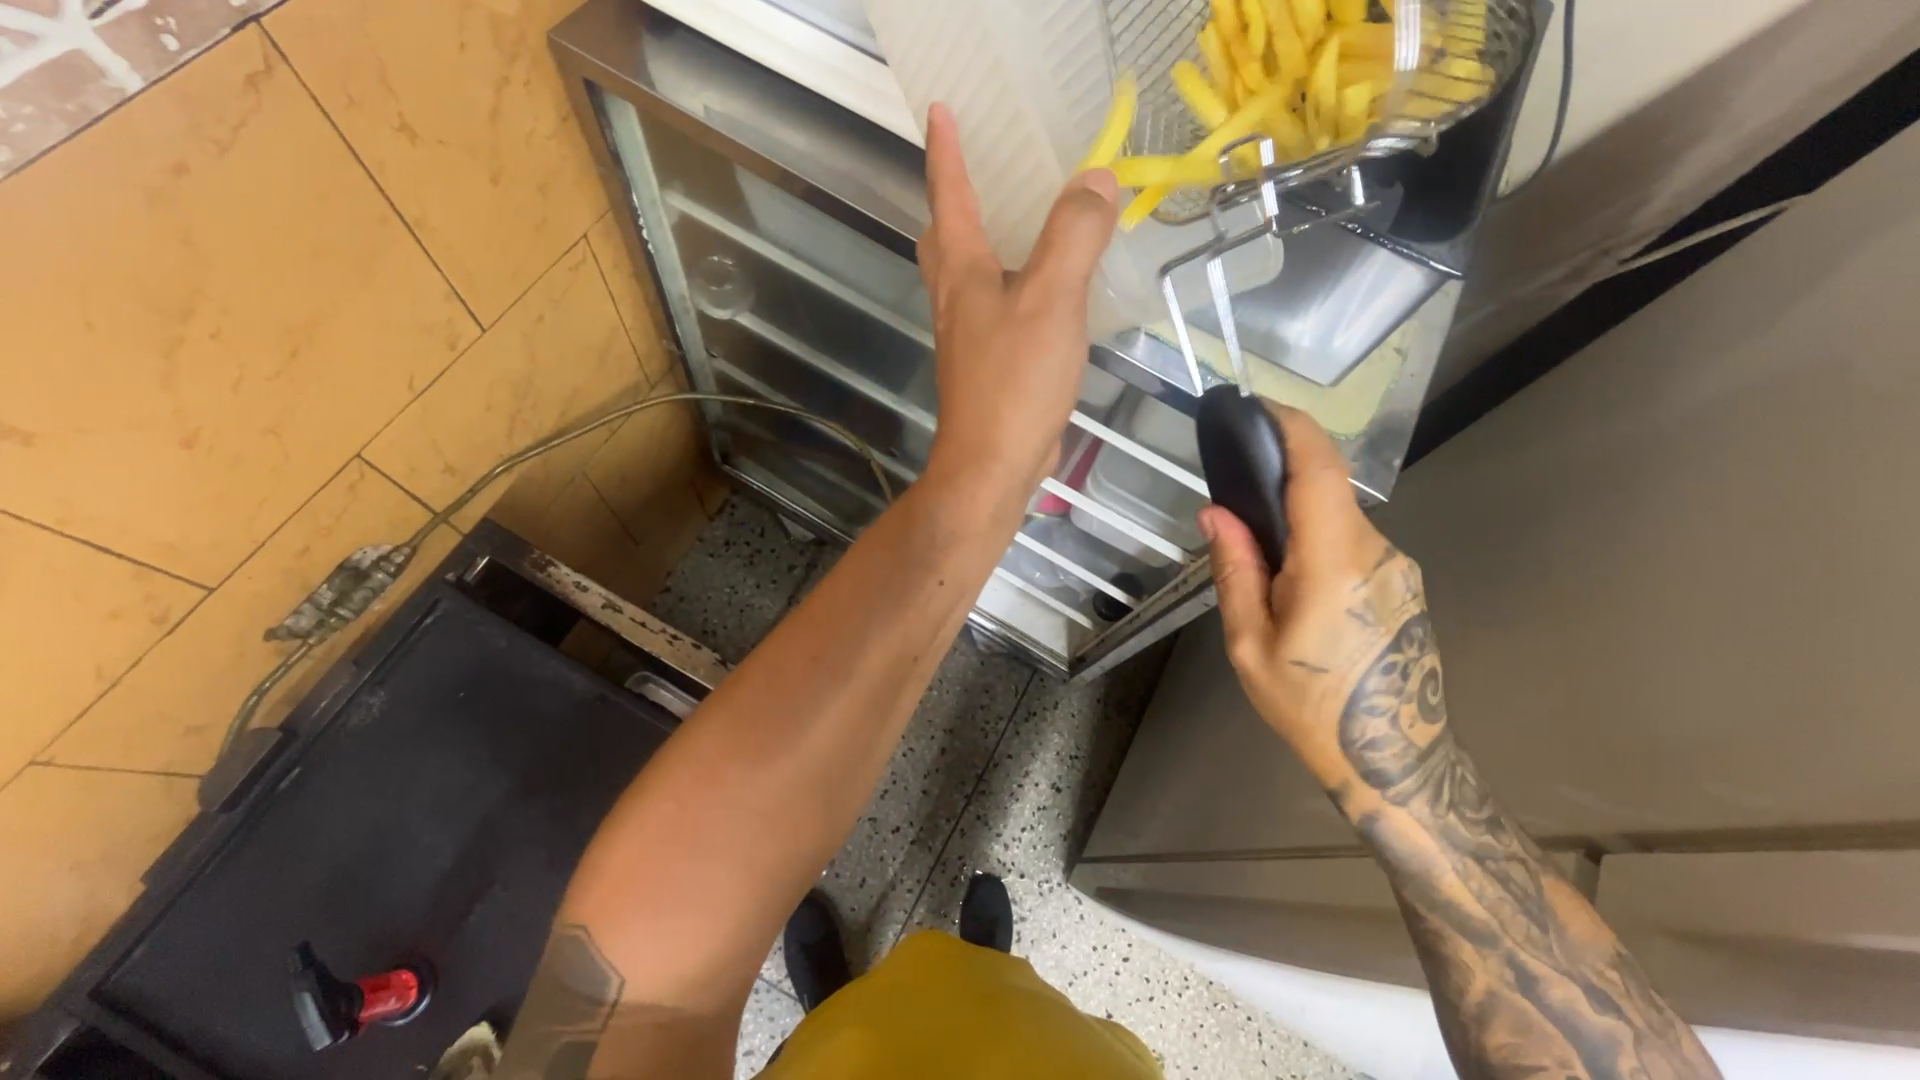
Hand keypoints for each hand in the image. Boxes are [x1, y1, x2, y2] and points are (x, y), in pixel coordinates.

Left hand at [917, 103, 1120, 494]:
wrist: (993, 464)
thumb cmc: (1014, 380)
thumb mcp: (1051, 298)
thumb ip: (1073, 236)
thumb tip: (1095, 180)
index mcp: (961, 271)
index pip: (949, 195)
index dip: (945, 151)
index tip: (941, 111)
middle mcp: (955, 298)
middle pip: (943, 238)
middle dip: (952, 200)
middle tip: (976, 170)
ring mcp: (968, 336)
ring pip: (965, 275)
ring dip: (981, 242)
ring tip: (1016, 221)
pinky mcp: (987, 366)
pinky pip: (994, 308)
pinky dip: (1011, 285)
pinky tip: (1043, 292)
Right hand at [1199, 406, 1434, 788]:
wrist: (1393, 759)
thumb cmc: (1312, 707)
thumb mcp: (1251, 646)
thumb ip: (1234, 571)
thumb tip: (1215, 512)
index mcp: (1333, 563)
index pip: (1319, 469)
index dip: (1291, 427)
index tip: (1258, 407)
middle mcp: (1375, 551)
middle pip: (1327, 489)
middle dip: (1281, 481)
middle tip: (1235, 506)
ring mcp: (1397, 566)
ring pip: (1339, 517)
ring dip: (1299, 520)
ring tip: (1262, 567)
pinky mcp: (1404, 582)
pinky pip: (1353, 542)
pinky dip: (1319, 542)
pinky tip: (1295, 586)